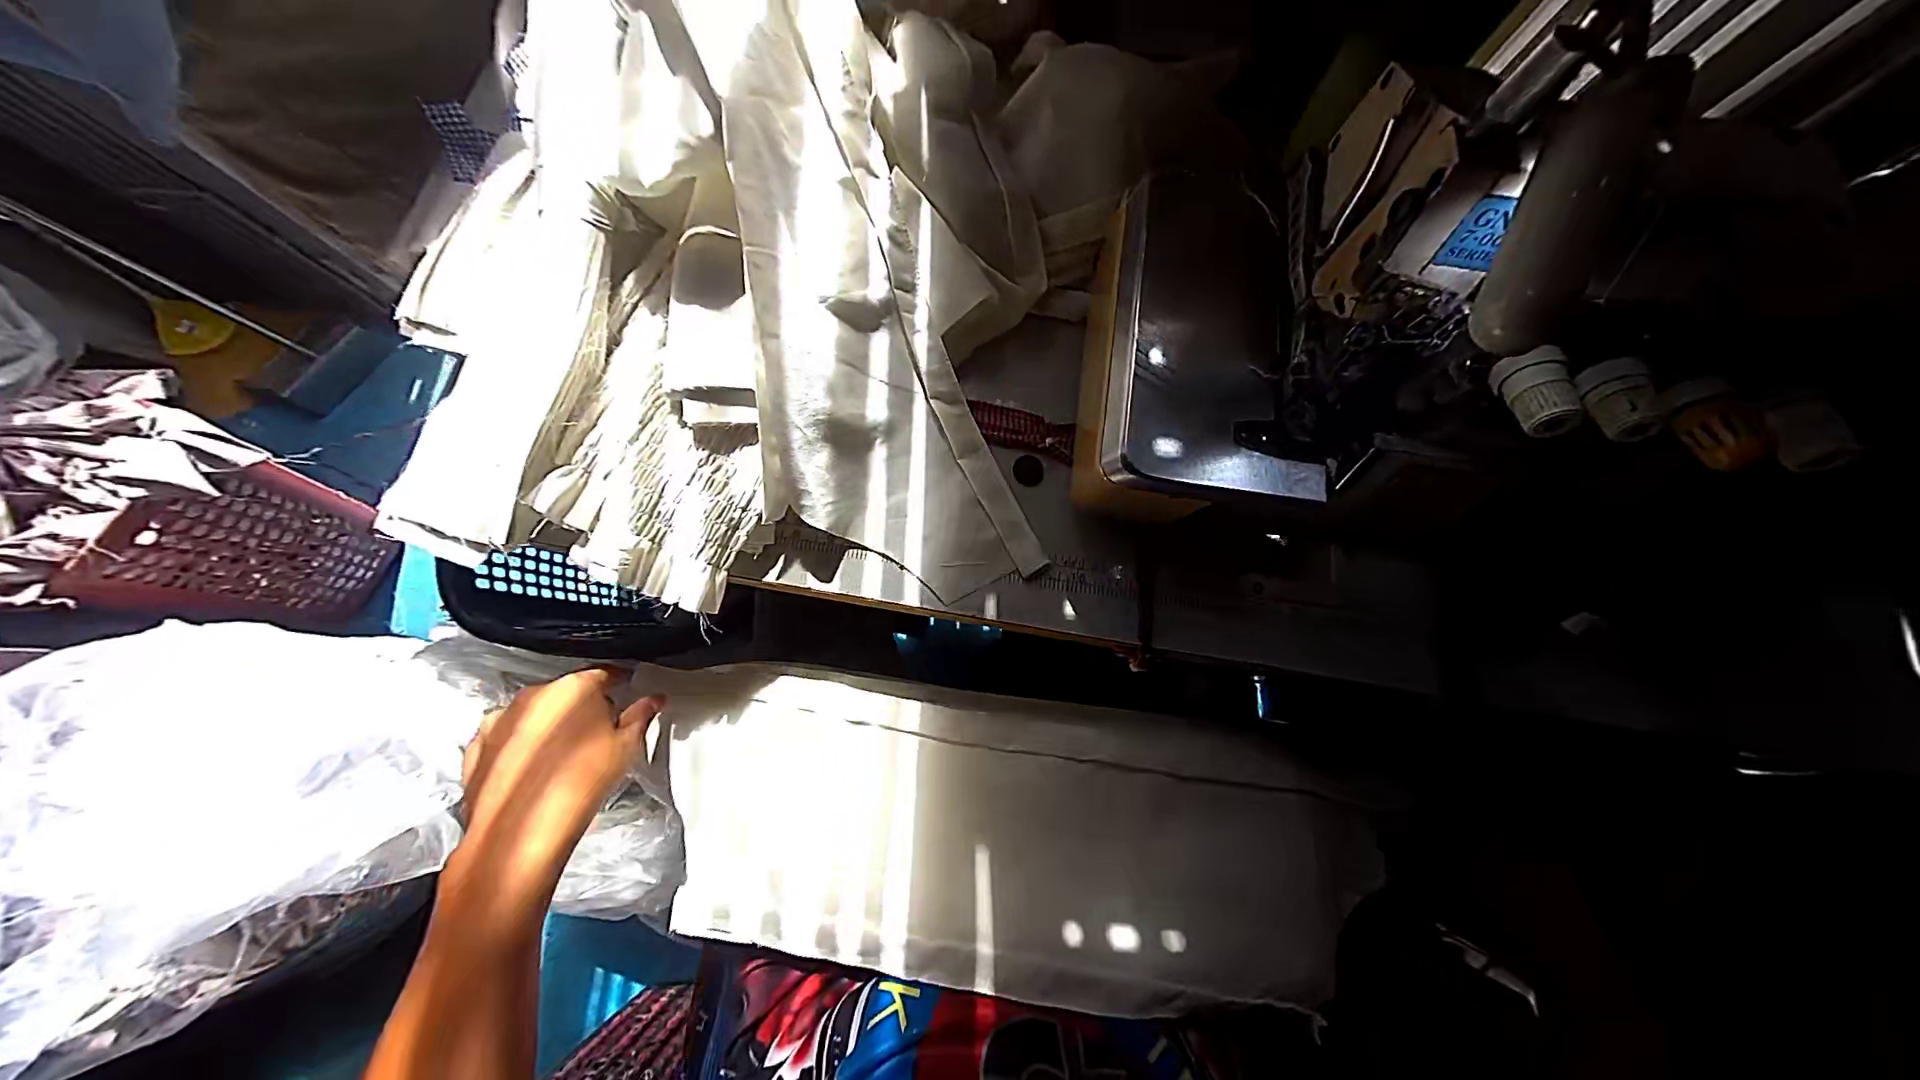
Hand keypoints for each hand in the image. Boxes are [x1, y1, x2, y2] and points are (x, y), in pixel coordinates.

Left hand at [443, 669, 664, 923]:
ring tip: (565, 757)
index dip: (619, 682)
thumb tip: (651, 701)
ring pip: (534, 714)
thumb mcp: (627, 746)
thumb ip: (641, 715)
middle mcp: (534, 696)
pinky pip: (505, 739)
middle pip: (567, 692)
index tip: (626, 691)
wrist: (519, 833)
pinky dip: (519, 748)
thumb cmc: (577, 784)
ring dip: (549, 727)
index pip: (605, 673)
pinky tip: (534, 771)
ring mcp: (500, 721)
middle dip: (583, 707)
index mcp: (574, 687)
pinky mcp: (477, 750)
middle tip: (600, 733)